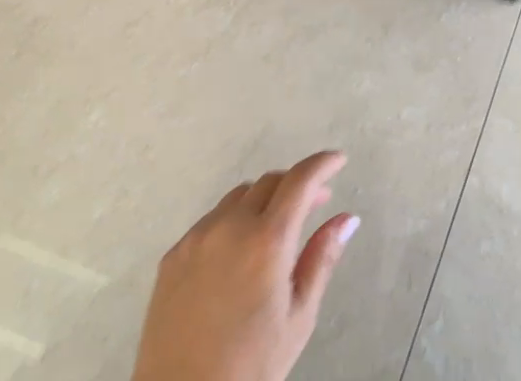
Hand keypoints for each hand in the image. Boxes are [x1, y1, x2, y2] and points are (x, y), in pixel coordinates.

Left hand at [133, 151, 357, 380]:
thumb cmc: (253, 364)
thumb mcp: (299, 315)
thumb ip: (322, 258)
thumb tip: (347, 218)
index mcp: (267, 241)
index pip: (300, 181)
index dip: (322, 164)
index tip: (339, 160)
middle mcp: (229, 227)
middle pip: (269, 182)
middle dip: (296, 183)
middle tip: (317, 202)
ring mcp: (196, 239)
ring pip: (237, 197)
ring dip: (264, 199)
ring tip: (279, 227)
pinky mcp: (172, 256)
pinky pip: (211, 221)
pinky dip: (234, 220)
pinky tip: (240, 252)